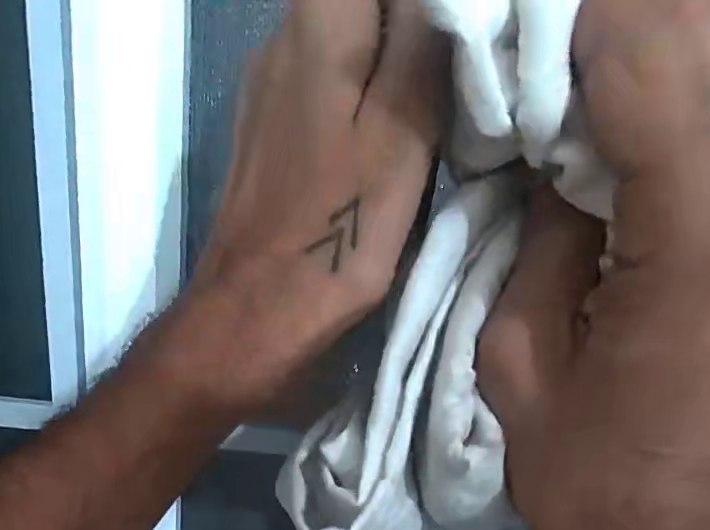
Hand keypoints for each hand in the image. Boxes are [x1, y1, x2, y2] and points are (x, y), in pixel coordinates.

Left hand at [189, 0, 447, 409]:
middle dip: (417, 33)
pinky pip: (322, 91)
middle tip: (456, 88)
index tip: (458, 58)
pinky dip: (359, 103)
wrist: (252, 318)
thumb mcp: (400, 135)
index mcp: (318, 24)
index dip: (432, 10)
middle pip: (364, 5)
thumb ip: (424, 42)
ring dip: (391, 69)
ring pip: (344, 48)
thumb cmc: (333, 236)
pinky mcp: (263, 140)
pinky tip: (379, 146)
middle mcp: (279, 40)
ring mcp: (264, 92)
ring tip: (429, 118)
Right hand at [476, 0, 709, 529]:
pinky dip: (667, 97)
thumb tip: (548, 118)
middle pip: (693, 23)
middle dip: (596, 21)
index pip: (640, 37)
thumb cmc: (572, 457)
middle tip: (518, 46)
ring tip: (552, 89)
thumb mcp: (516, 337)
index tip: (496, 19)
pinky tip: (606, 129)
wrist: (655, 524)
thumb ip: (543, 209)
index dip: (559, 15)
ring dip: (631, 55)